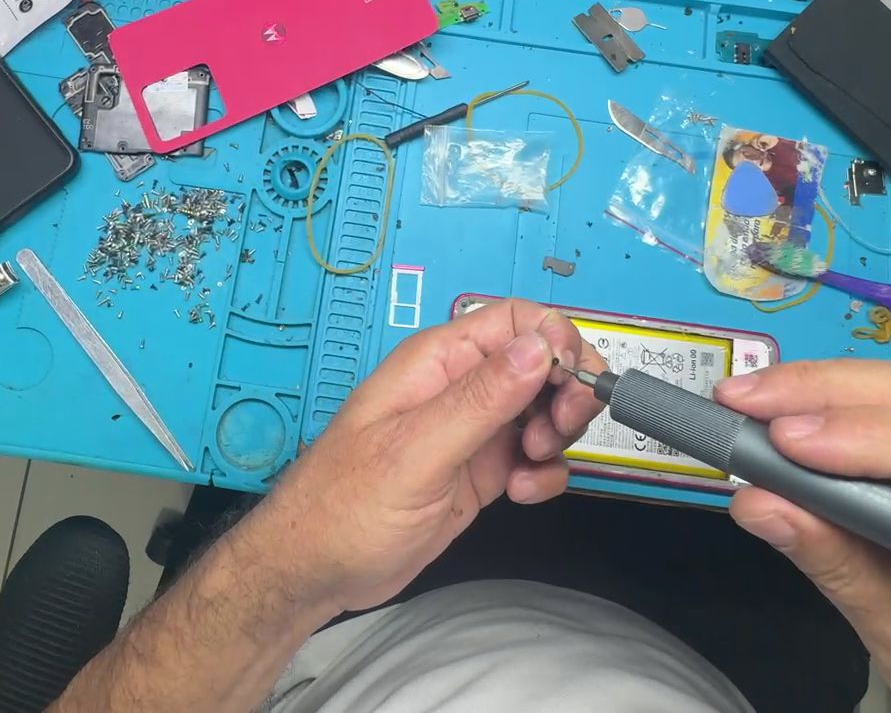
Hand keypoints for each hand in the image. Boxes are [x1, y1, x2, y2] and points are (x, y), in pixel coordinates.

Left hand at [248, 299, 606, 613]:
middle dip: (564, 390)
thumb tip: (537, 348)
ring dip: (555, 435)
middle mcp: (460, 386)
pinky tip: (521, 493)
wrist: (319, 569)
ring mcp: (473, 427)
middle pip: (539, 361)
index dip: (553, 338)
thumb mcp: (416, 451)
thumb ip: (481, 399)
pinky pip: (534, 454)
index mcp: (438, 361)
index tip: (571, 379)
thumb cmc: (344, 504)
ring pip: (543, 408)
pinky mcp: (482, 467)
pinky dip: (543, 472)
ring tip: (529, 465)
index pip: (513, 320)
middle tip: (557, 429)